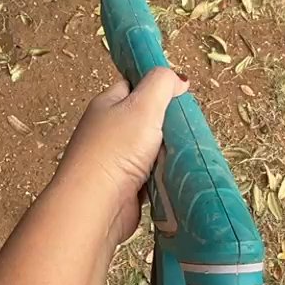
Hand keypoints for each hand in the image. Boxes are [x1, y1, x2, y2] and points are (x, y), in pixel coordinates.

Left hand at [52, 68, 186, 243]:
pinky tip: (178, 176)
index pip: (134, 86)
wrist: (97, 205)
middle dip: (169, 125)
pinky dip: (165, 177)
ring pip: (154, 149)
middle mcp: (109, 131)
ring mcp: (117, 160)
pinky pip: (154, 176)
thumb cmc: (116, 150)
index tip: (181, 97)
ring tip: (187, 153)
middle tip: (188, 129)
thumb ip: (161, 84)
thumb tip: (178, 78)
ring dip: (170, 153)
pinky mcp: (127, 187)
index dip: (158, 88)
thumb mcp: (142, 105)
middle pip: (147, 120)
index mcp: (107, 105)